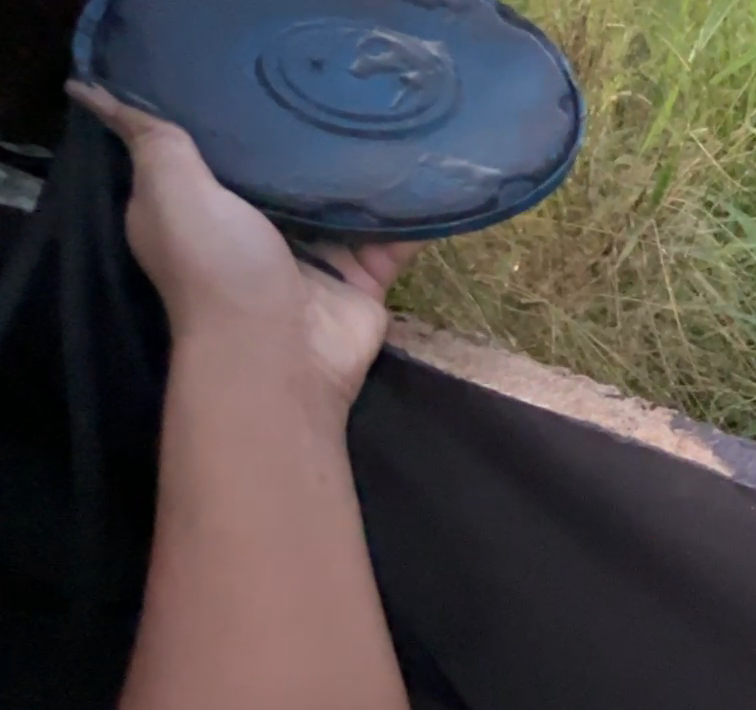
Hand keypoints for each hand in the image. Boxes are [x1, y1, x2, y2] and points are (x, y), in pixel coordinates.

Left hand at [66, 80, 420, 423]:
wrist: (284, 348)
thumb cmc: (221, 267)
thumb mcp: (171, 190)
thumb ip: (157, 142)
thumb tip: (97, 94)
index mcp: (202, 212)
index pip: (211, 160)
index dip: (226, 126)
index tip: (247, 84)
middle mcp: (259, 236)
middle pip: (286, 184)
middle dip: (306, 152)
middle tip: (329, 101)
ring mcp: (317, 262)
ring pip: (344, 212)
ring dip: (363, 184)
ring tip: (386, 136)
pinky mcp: (363, 283)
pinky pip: (391, 247)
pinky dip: (409, 226)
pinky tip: (427, 191)